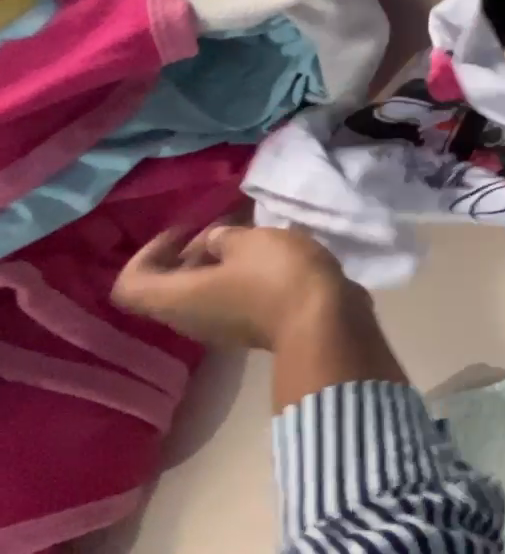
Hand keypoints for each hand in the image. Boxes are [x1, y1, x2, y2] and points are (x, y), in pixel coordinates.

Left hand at [112, 223, 364, 350]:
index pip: (130, 280)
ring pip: (206, 292)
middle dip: (197, 253)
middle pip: (173, 285)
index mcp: (173, 298)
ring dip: (225, 265)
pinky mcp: (252, 328)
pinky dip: (247, 279)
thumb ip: (225, 237)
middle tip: (230, 228)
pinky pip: (236, 300)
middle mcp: (186, 318)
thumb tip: (215, 242)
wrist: (322, 320)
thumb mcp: (253, 241)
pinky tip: (279, 263)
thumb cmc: (277, 277)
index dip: (150, 251)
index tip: (186, 230)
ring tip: (259, 242)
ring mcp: (221, 328)